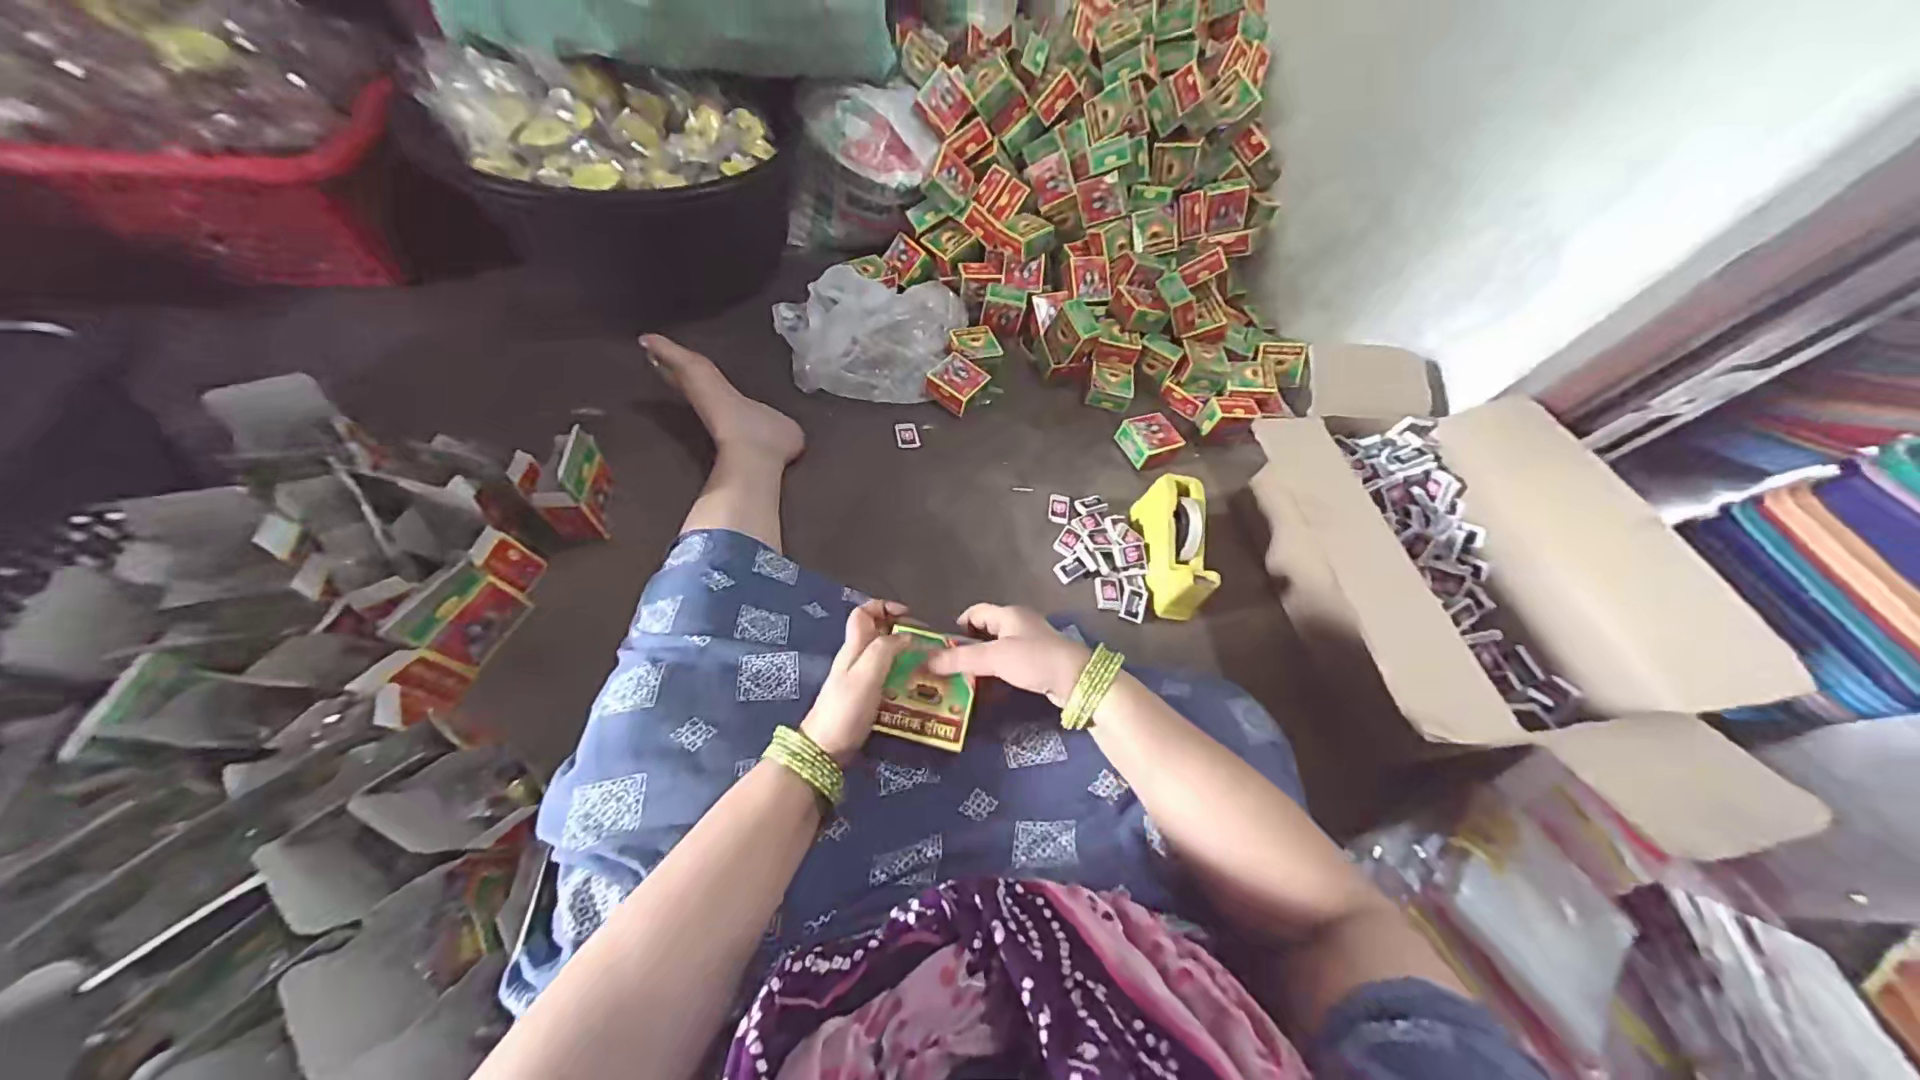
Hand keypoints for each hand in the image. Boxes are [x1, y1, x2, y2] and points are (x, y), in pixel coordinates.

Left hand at [799, 599, 913, 762]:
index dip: (885, 607)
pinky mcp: (867, 696)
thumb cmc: (846, 708)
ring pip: (886, 655)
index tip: (909, 616)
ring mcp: (861, 678)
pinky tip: (918, 686)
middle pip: (879, 632)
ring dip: (907, 655)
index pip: (864, 613)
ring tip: (929, 663)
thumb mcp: (866, 673)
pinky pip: (889, 676)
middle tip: (926, 643)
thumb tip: (908, 636)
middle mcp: (857, 658)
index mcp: (854, 646)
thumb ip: (886, 649)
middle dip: (903, 631)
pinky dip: (904, 675)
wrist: (826, 749)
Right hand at [924, 604, 1092, 706]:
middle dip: (967, 646)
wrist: (1076, 680)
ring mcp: (1030, 642)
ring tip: (965, 679)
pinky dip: (997, 670)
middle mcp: (1019, 623)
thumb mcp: (994, 657)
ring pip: (997, 648)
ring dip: (982, 661)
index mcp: (1008, 614)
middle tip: (950, 666)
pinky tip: (989, 685)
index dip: (957, 626)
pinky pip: (1009, 661)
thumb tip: (928, 660)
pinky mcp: (1037, 661)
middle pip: (985, 630)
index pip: (975, 612)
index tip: (943, 647)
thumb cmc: (1034, 660)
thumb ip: (961, 659)